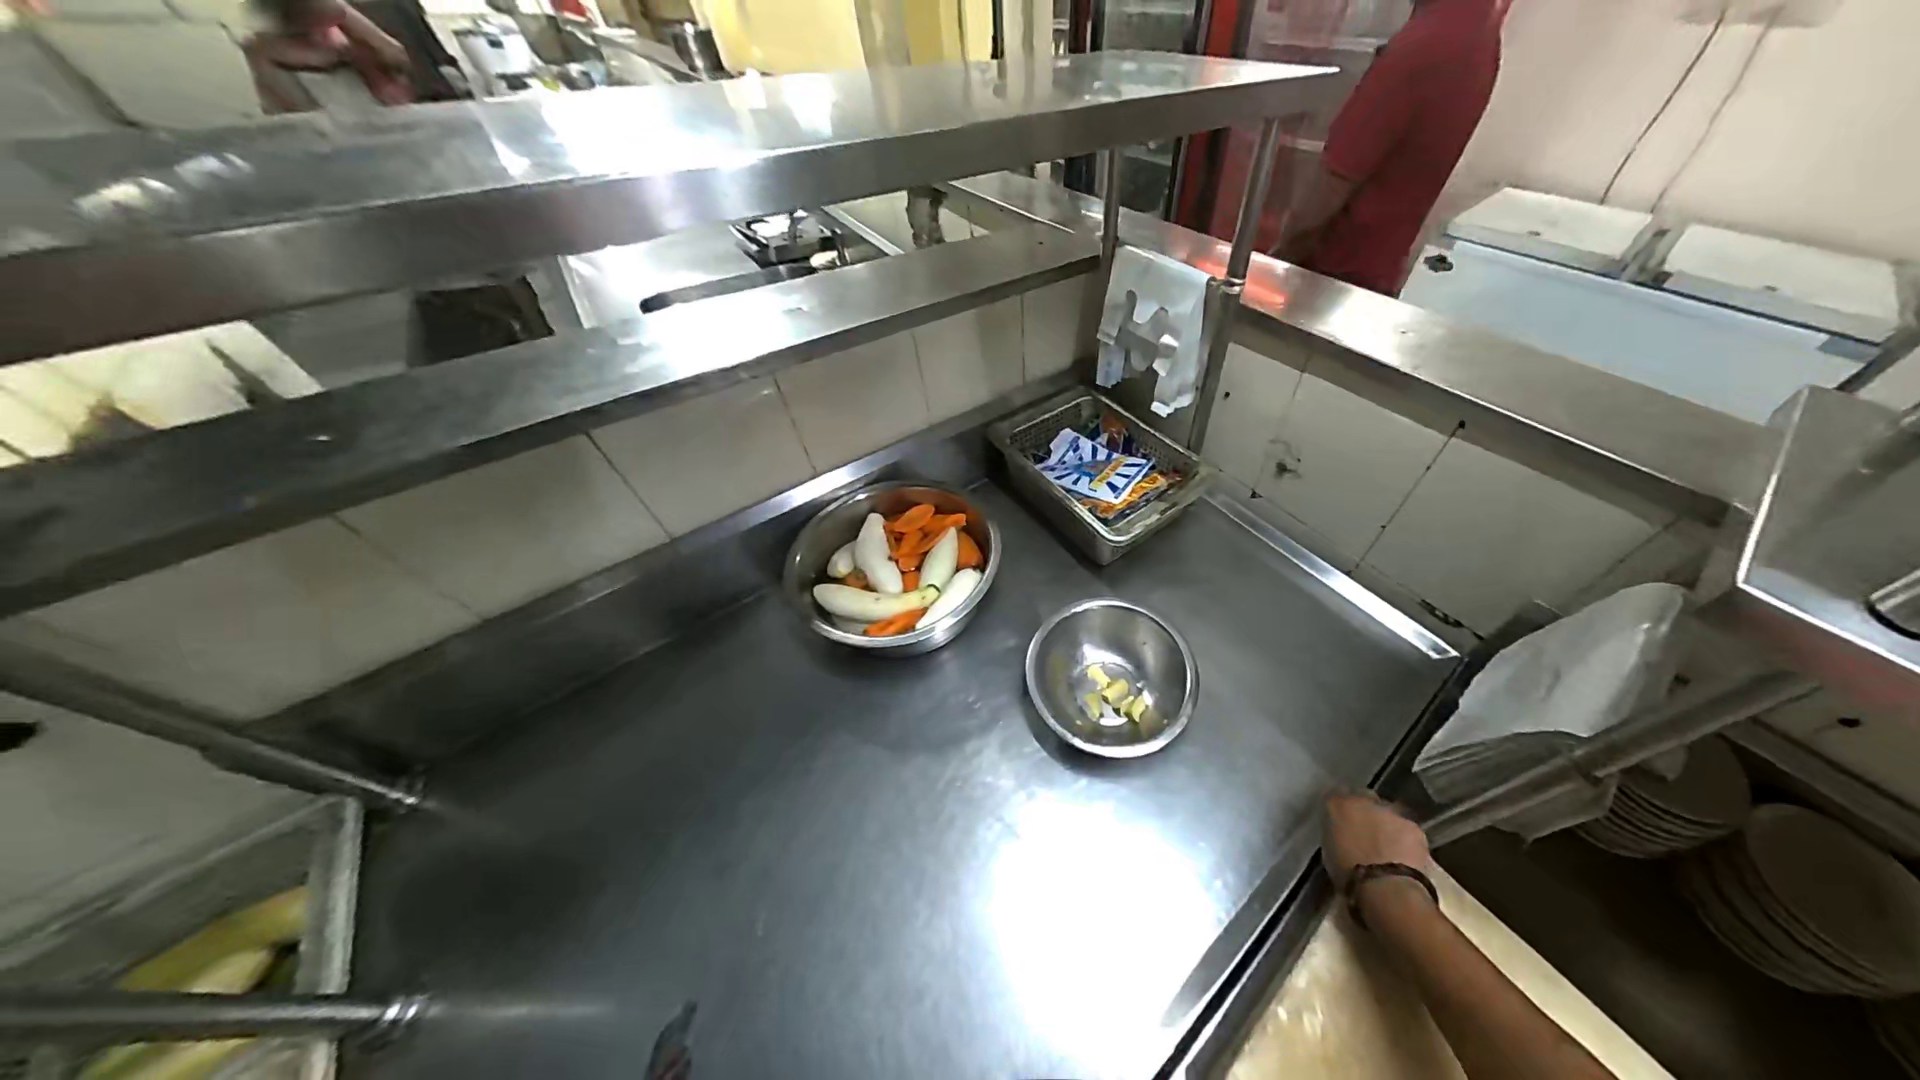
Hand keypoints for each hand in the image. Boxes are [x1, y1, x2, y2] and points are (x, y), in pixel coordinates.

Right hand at [1323, 791, 1430, 886]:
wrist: (1385, 886)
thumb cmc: (1347, 873)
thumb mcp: (1329, 850)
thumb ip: (1336, 832)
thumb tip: (1342, 834)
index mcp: (1336, 805)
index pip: (1334, 795)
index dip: (1341, 808)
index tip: (1342, 820)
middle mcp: (1362, 800)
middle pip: (1364, 797)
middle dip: (1365, 810)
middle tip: (1366, 830)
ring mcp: (1390, 812)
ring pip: (1388, 812)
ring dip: (1386, 823)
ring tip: (1388, 845)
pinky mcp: (1414, 827)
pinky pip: (1407, 829)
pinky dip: (1405, 838)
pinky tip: (1405, 854)